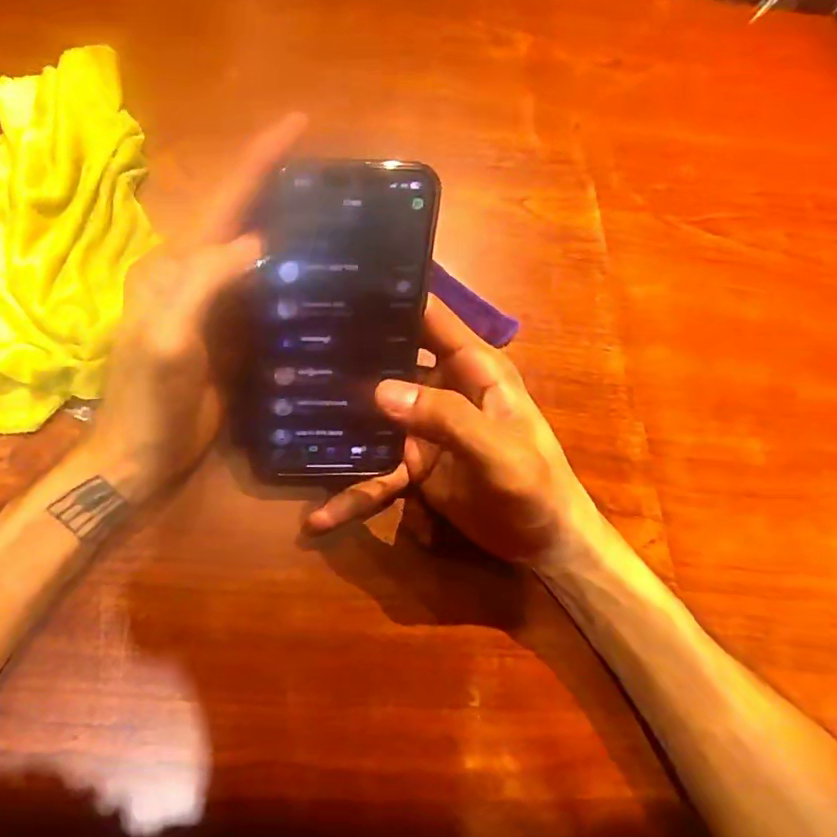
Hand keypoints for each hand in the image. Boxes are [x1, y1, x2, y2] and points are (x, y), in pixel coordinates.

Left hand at [84, 113, 306, 498]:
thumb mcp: (169, 338)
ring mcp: (214, 307)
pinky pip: (265, 295)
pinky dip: (292, 276)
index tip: (297, 122)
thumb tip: (258, 240)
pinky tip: (322, 270)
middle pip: (240, 220)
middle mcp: (193, 276)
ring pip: (257, 255)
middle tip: (332, 164)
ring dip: (291, 227)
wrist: (140, 455)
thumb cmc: (147, 399)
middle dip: (279, 185)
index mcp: (174, 268)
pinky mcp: (231, 335)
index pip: (222, 205)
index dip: (258, 162)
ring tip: (338, 203)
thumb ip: (204, 284)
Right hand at [303, 296, 603, 569]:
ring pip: (371, 415)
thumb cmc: (538, 489)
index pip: (429, 320)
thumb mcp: (499, 452)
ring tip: (287, 419)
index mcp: (472, 370)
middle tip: (294, 346)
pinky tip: (318, 517)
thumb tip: (379, 391)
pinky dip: (348, 492)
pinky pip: (373, 472)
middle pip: (388, 362)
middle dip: (346, 356)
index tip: (341, 290)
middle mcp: (441, 390)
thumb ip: (446, 418)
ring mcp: (421, 428)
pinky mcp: (410, 463)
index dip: (391, 301)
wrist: (548, 547)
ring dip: (336, 421)